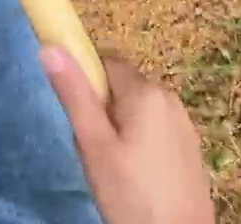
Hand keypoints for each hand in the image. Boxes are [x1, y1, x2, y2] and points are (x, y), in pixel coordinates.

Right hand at [42, 48, 214, 223]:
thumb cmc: (131, 193)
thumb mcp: (94, 145)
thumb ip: (74, 94)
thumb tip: (50, 46)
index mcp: (145, 90)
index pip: (105, 62)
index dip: (86, 84)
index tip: (80, 117)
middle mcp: (168, 95)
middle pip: (121, 87)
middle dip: (102, 110)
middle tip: (93, 149)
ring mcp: (183, 122)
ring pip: (137, 109)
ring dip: (120, 127)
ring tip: (112, 167)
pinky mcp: (190, 147)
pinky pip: (155, 129)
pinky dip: (140, 143)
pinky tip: (136, 177)